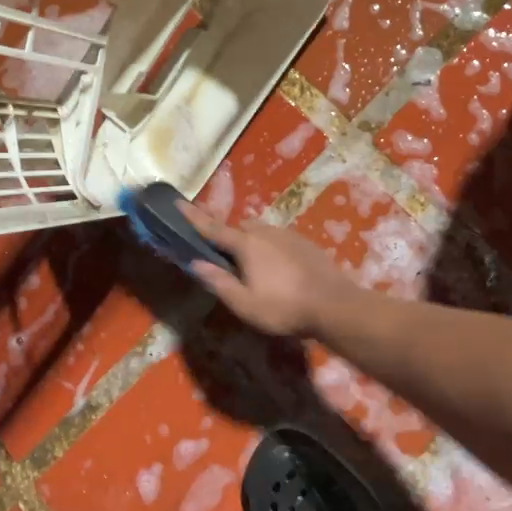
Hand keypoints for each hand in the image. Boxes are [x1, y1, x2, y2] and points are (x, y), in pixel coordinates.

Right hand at [178, 202, 358, 336]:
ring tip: (254, 268)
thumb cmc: (284, 307)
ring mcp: (287, 235)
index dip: (193, 217)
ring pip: (260, 232)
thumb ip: (219, 282)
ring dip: (251, 243)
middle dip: (228, 237)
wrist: (334, 304)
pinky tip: (278, 270)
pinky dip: (270, 249)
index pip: (212, 228)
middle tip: (224, 258)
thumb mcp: (245, 304)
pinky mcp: (304, 243)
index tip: (177, 202)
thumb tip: (196, 263)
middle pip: (238, 228)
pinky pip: (278, 239)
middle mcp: (265, 232)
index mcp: (246, 245)